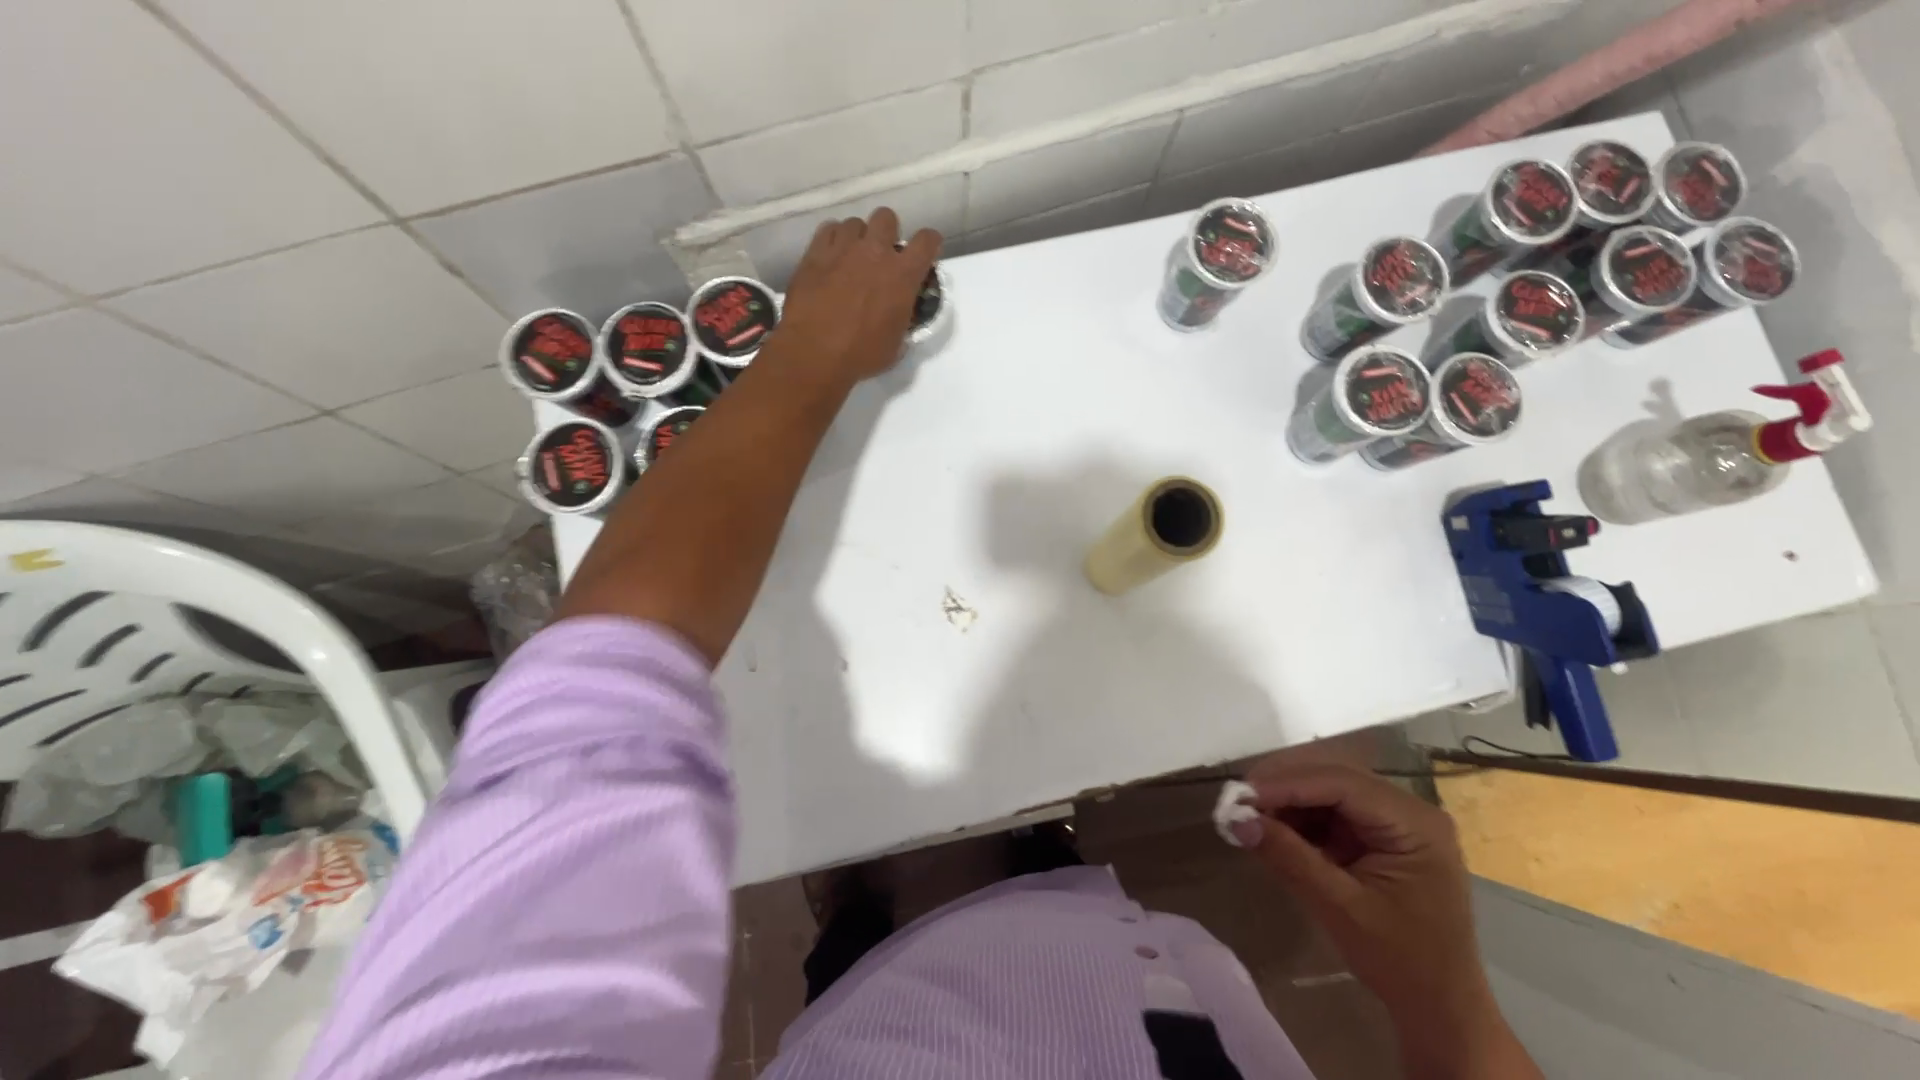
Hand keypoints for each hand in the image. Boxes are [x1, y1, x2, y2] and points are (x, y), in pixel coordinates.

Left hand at [762, 207, 941, 384]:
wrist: (813, 353)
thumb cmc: (861, 355)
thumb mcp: (896, 343)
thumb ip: (903, 318)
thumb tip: (899, 314)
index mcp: (902, 275)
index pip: (927, 240)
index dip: (929, 243)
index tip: (924, 253)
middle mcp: (875, 252)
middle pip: (886, 217)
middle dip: (887, 232)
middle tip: (881, 254)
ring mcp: (843, 248)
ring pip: (855, 222)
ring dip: (858, 237)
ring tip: (851, 257)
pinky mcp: (815, 253)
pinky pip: (828, 230)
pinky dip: (833, 239)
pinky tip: (830, 257)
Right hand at [1233, 762, 1537, 1078]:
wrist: (1441, 1007)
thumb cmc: (1400, 960)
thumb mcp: (1340, 908)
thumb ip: (1290, 858)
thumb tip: (1237, 820)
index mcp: (1415, 823)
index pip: (1342, 784)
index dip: (1287, 784)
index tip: (1240, 796)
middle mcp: (1411, 811)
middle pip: (1337, 779)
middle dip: (1285, 787)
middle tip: (1238, 801)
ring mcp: (1399, 823)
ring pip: (1332, 792)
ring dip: (1290, 802)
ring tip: (1250, 817)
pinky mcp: (1385, 838)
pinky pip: (1336, 814)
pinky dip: (1303, 819)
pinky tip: (1276, 831)